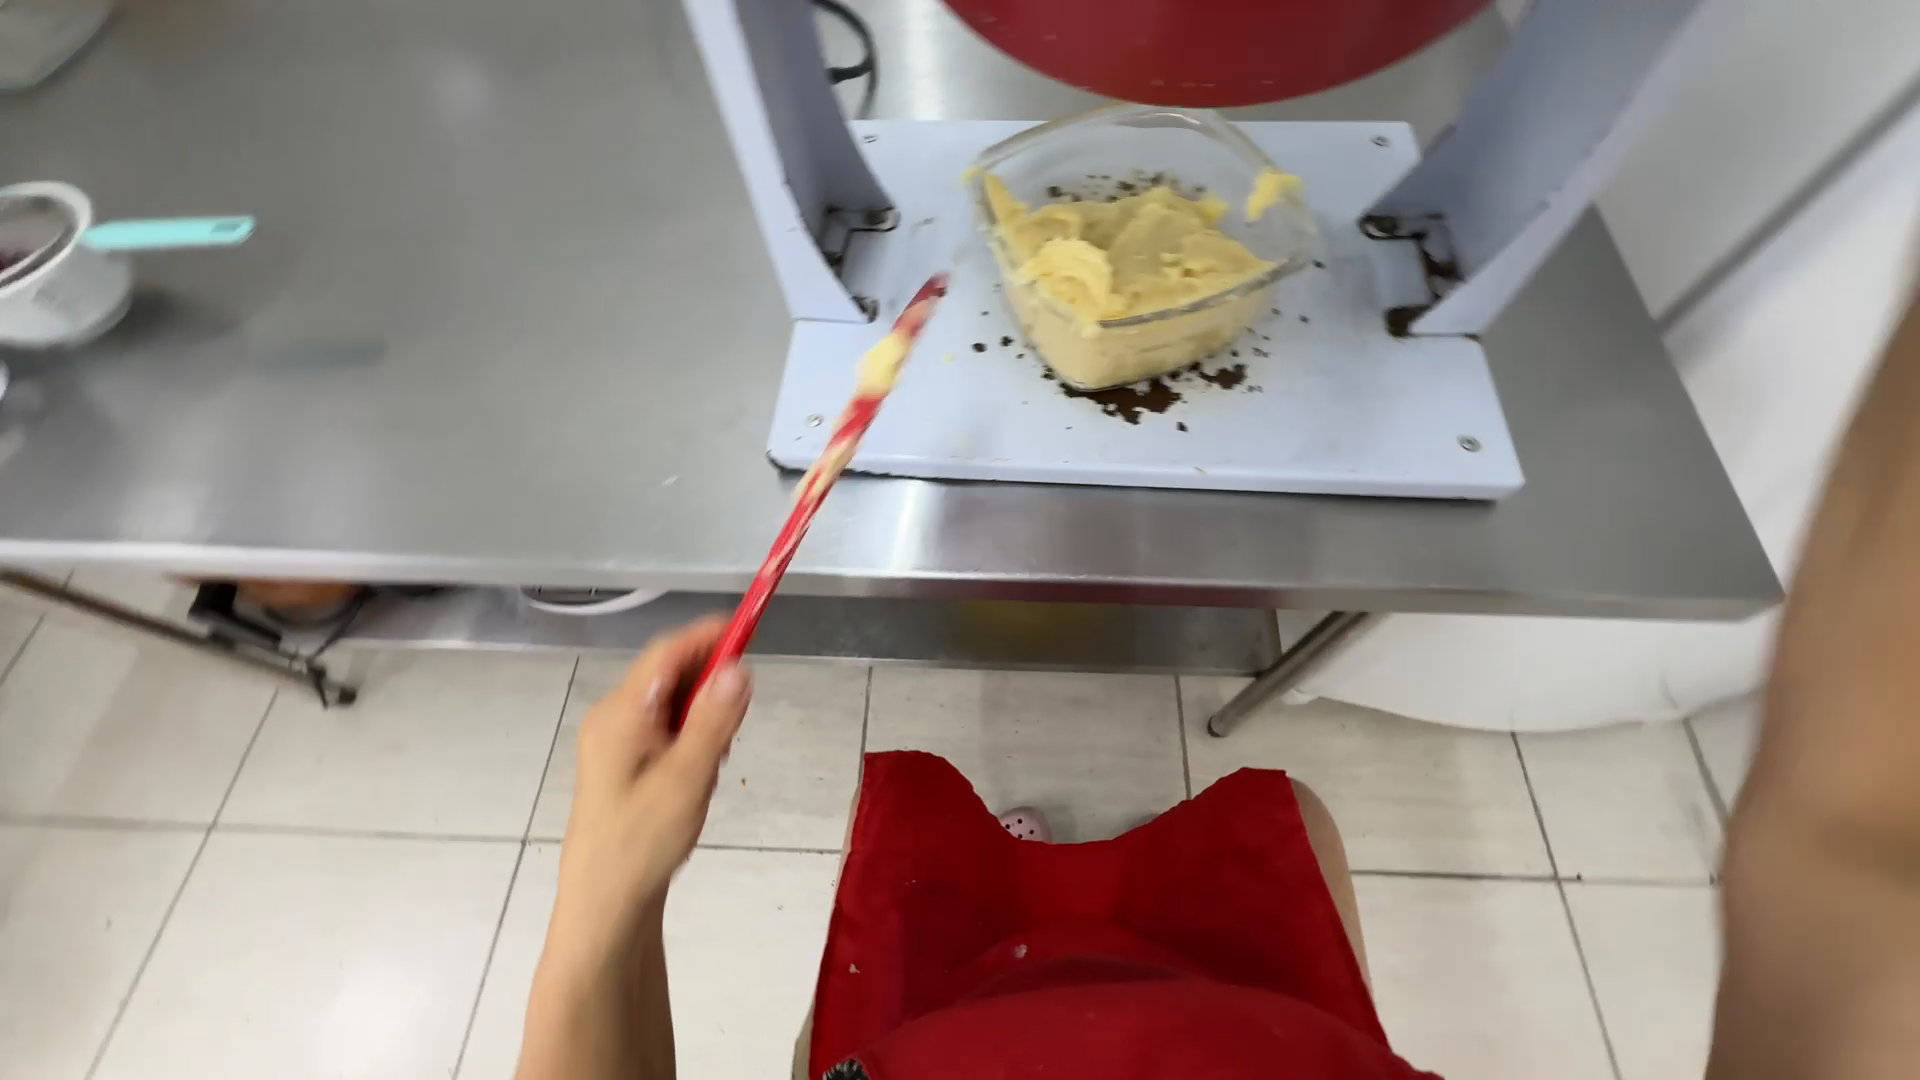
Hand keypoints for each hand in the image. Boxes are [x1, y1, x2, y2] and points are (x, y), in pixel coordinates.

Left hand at [545, 617, 752, 967]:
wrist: (605, 906)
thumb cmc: (643, 841)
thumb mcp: (688, 777)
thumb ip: (715, 719)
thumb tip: (740, 667)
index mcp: (621, 713)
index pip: (668, 653)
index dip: (709, 635)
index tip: (750, 628)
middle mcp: (613, 717)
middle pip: (670, 674)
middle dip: (711, 681)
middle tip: (741, 712)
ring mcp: (616, 739)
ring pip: (671, 701)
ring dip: (705, 712)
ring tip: (719, 755)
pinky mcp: (624, 760)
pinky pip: (665, 726)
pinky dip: (693, 732)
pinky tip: (704, 767)